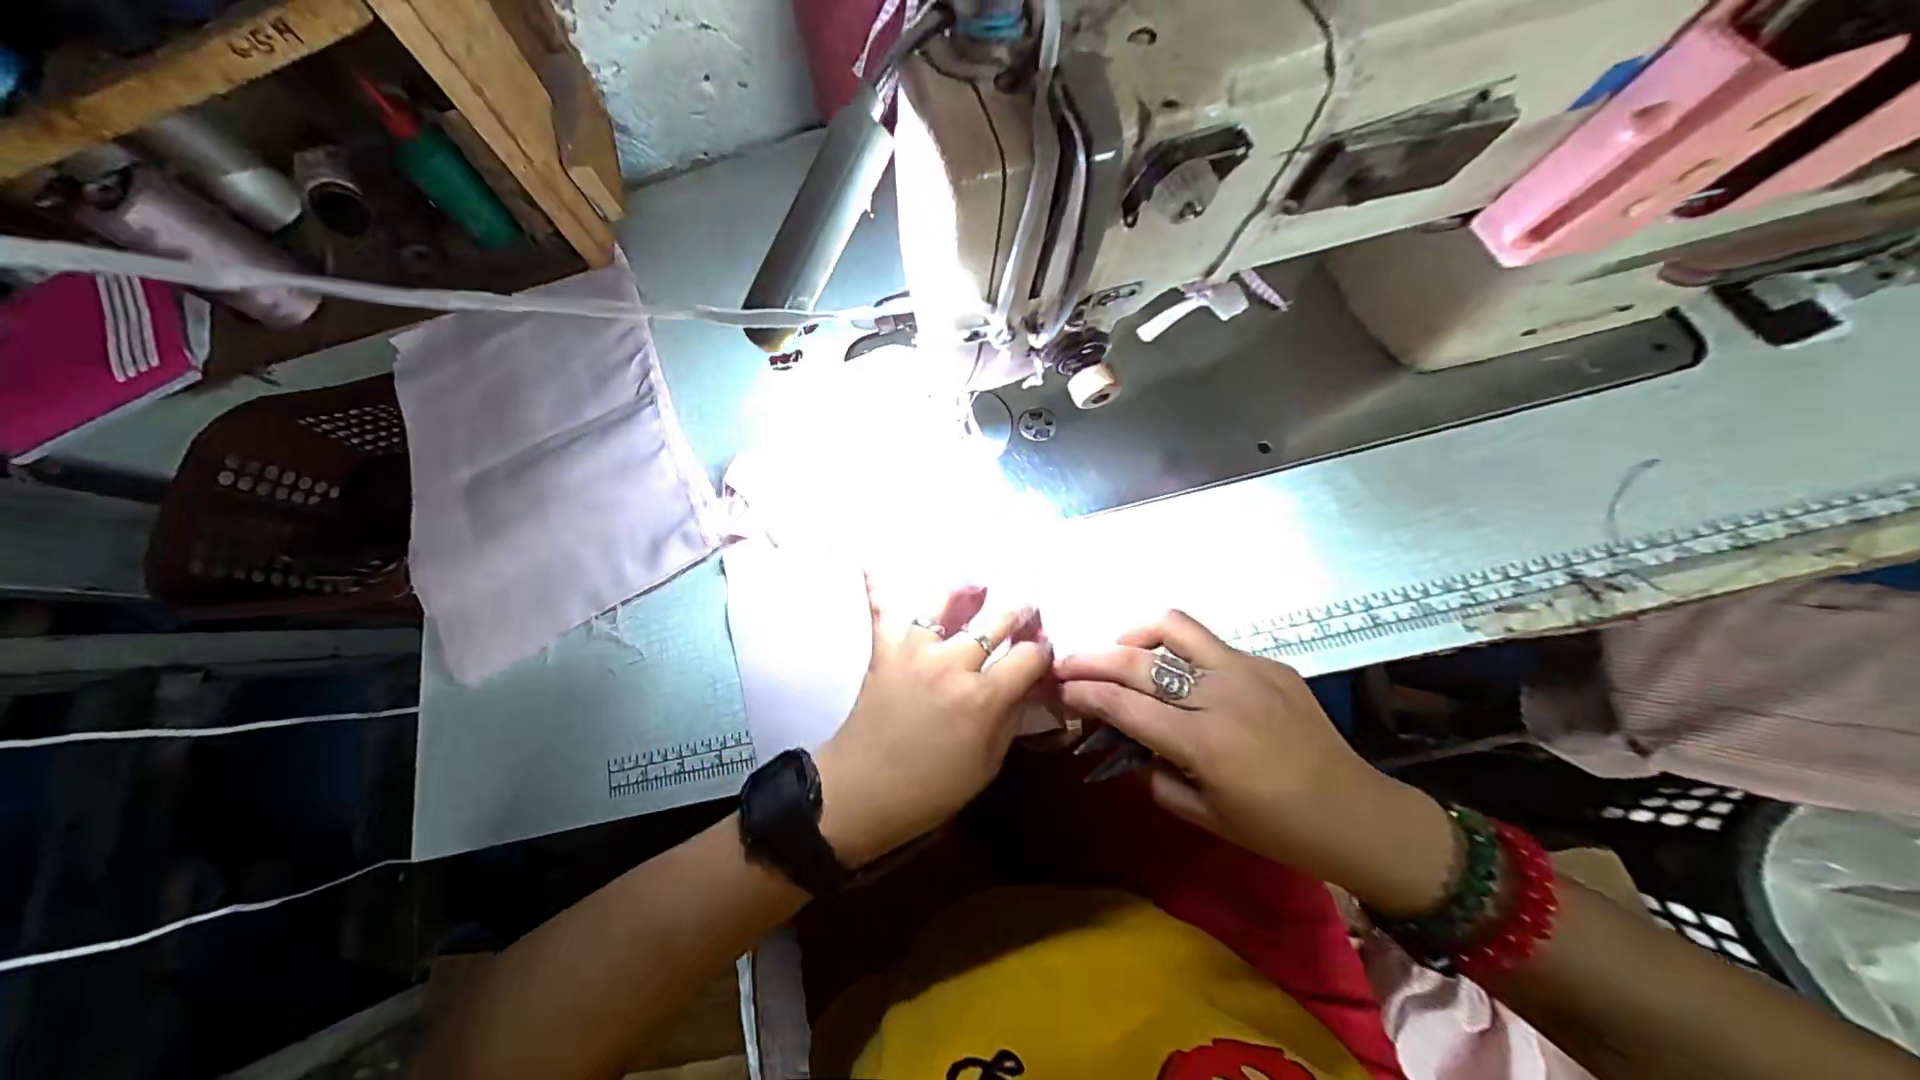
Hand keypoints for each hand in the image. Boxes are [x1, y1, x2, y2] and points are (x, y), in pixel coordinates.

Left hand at [812, 584, 1051, 867]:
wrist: (864, 793)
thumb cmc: (933, 789)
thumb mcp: (988, 763)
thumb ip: (1012, 717)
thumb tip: (1030, 684)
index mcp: (984, 698)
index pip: (1028, 656)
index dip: (1042, 652)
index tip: (1043, 651)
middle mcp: (952, 665)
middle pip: (996, 623)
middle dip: (1018, 615)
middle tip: (1027, 612)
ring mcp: (915, 652)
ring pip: (947, 607)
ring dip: (967, 595)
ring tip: (978, 588)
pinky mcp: (884, 652)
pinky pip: (883, 613)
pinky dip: (879, 590)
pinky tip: (874, 563)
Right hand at [1056, 610, 1456, 914]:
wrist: (1358, 814)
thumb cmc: (1277, 829)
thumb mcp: (1203, 815)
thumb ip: (1153, 775)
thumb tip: (1126, 742)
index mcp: (1204, 742)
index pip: (1124, 704)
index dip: (1084, 693)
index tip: (1059, 687)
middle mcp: (1222, 695)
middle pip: (1139, 661)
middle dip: (1092, 659)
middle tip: (1067, 662)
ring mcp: (1249, 670)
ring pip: (1176, 626)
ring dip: (1137, 635)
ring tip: (1123, 651)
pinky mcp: (1270, 663)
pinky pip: (1212, 646)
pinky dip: (1184, 655)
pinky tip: (1185, 679)